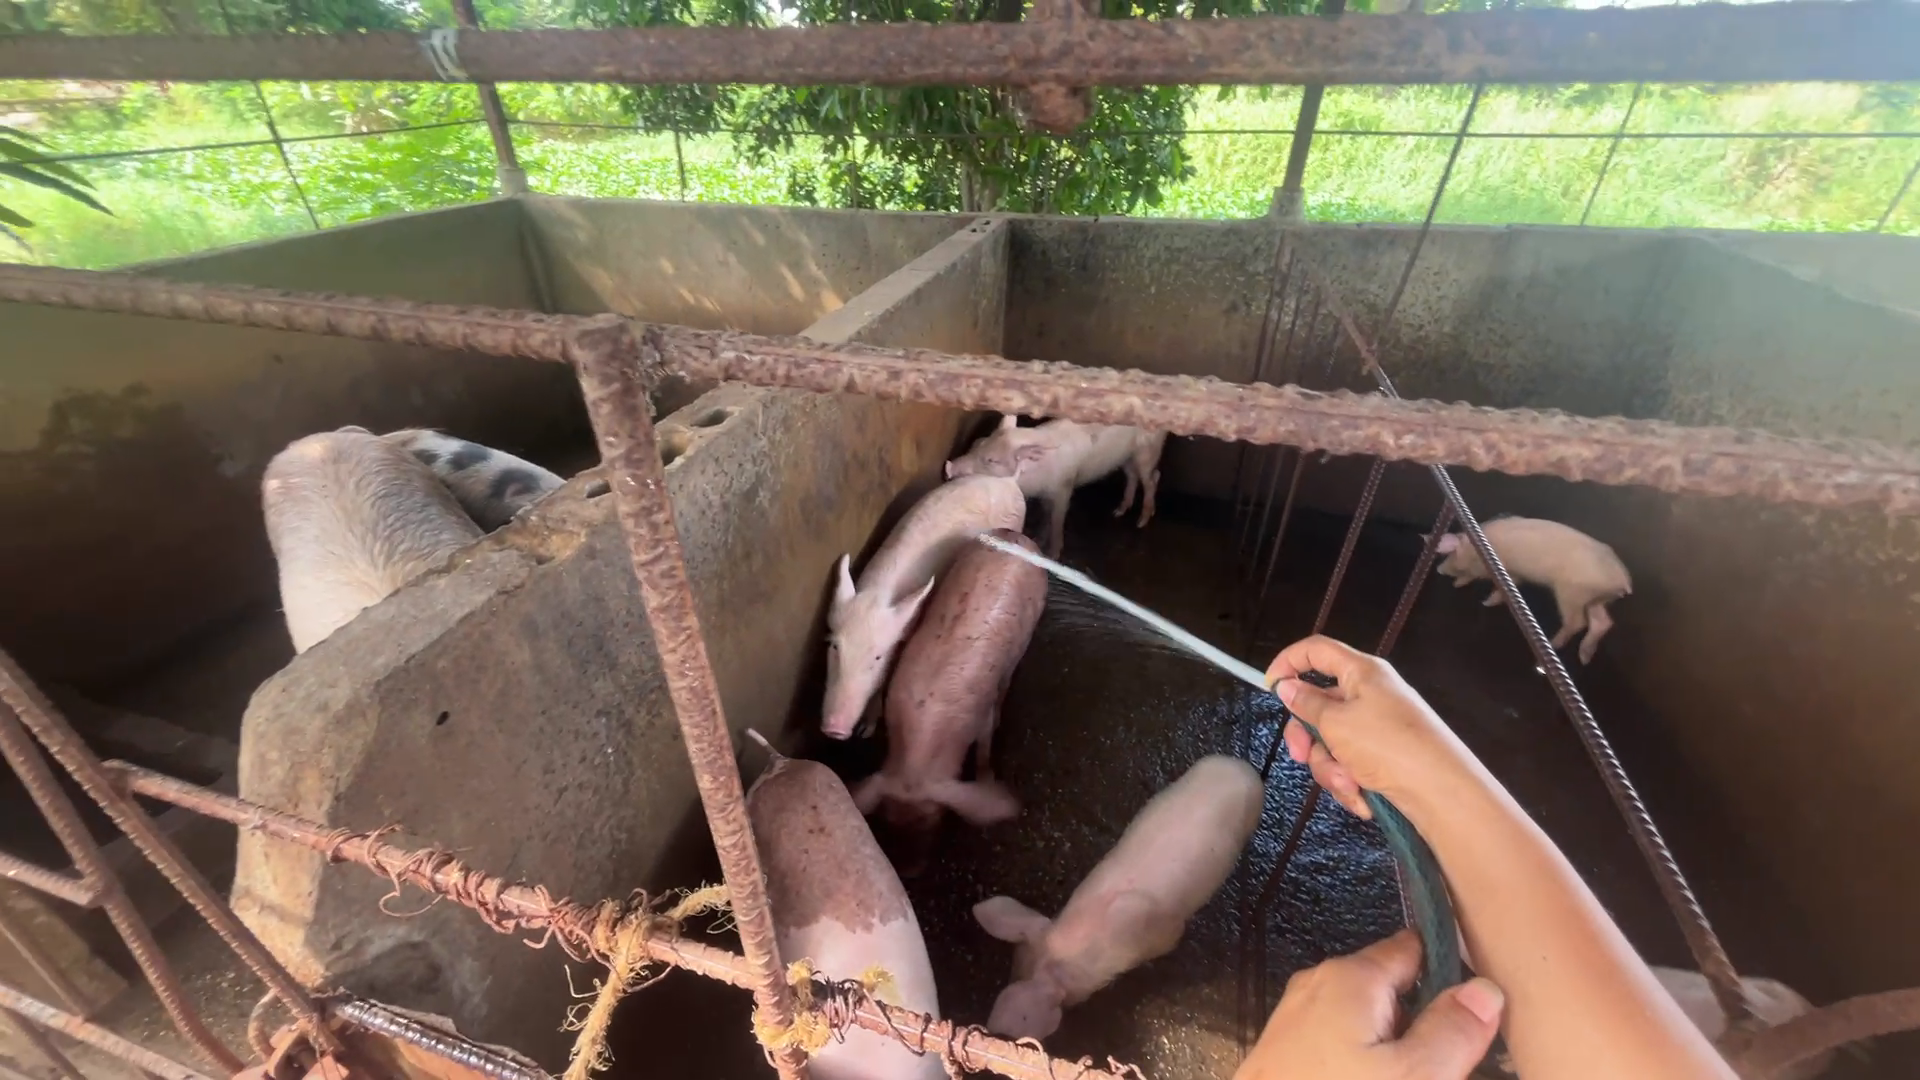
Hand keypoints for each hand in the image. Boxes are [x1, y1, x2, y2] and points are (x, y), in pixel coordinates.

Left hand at [1234, 929, 1504, 1079]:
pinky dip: (1373, 1054)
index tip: (1490, 996)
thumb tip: (1485, 988)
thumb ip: (1451, 1032)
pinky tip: (1386, 1073)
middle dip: (1429, 1012)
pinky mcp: (1294, 1043)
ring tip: (1434, 1069)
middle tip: (1471, 1054)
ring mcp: (1303, 1011)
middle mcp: (1322, 980)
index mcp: (1352, 975)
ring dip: (1403, 1040)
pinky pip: (1348, 1037)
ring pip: (1370, 1015)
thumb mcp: (1414, 1076)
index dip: (1452, 966)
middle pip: (1392, 984)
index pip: (1412, 948)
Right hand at [1264, 635, 1475, 818]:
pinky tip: (1362, 798)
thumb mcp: (1336, 722)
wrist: (1445, 797)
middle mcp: (1370, 695)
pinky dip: (1350, 781)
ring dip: (1330, 765)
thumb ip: (1305, 703)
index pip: (1316, 651)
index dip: (1288, 661)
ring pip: (1331, 740)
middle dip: (1307, 734)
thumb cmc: (1387, 746)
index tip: (1270, 686)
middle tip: (1300, 754)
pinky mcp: (1384, 758)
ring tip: (1347, 783)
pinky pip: (1350, 763)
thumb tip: (1286, 686)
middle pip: (1319, 704)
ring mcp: (1377, 728)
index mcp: (1361, 673)